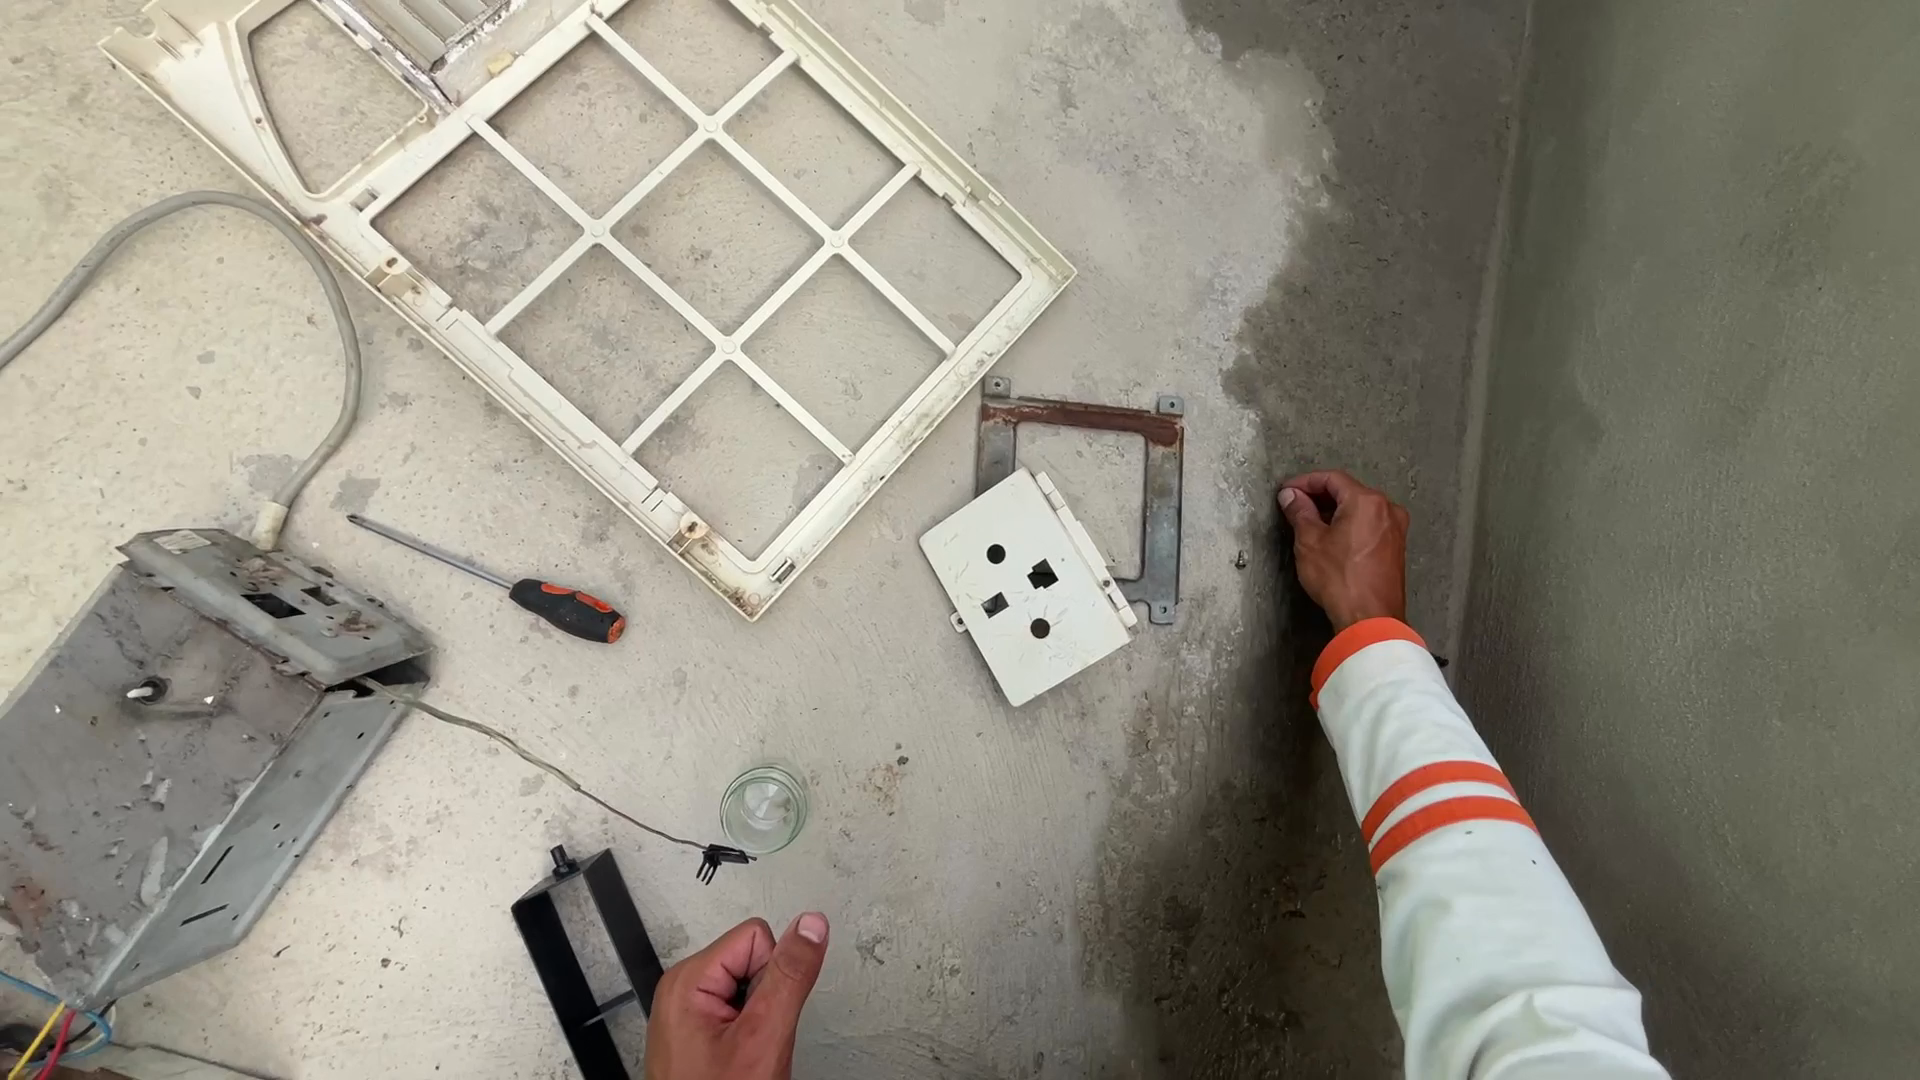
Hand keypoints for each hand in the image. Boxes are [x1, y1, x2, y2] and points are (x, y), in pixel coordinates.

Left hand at [645, 913, 829, 1079]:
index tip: (761, 1018)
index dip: (774, 976)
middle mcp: (683, 988)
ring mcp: (689, 1010)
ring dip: (762, 1017)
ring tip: (746, 1055)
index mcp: (688, 980)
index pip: (758, 937)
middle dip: (768, 997)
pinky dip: (752, 1030)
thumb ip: (790, 975)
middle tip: (753, 1042)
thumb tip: (812, 924)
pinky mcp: (699, 1028)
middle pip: (755, 957)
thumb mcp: (763, 1038)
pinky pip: (743, 1005)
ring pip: (753, 982)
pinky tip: (741, 1059)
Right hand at [1278, 470, 1408, 631]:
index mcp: (1367, 501)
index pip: (1332, 478)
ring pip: (1359, 507)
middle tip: (1293, 505)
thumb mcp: (1309, 541)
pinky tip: (1330, 536)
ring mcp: (1395, 528)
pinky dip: (1348, 523)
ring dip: (1333, 510)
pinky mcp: (1395, 546)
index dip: (1304, 482)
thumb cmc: (1339, 578)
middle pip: (1348, 491)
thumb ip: (1299, 512)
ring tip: (1308, 522)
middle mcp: (1387, 509)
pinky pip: (1369, 523)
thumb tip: (1291, 495)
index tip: (1286, 491)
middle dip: (1319, 495)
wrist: (1369, 617)